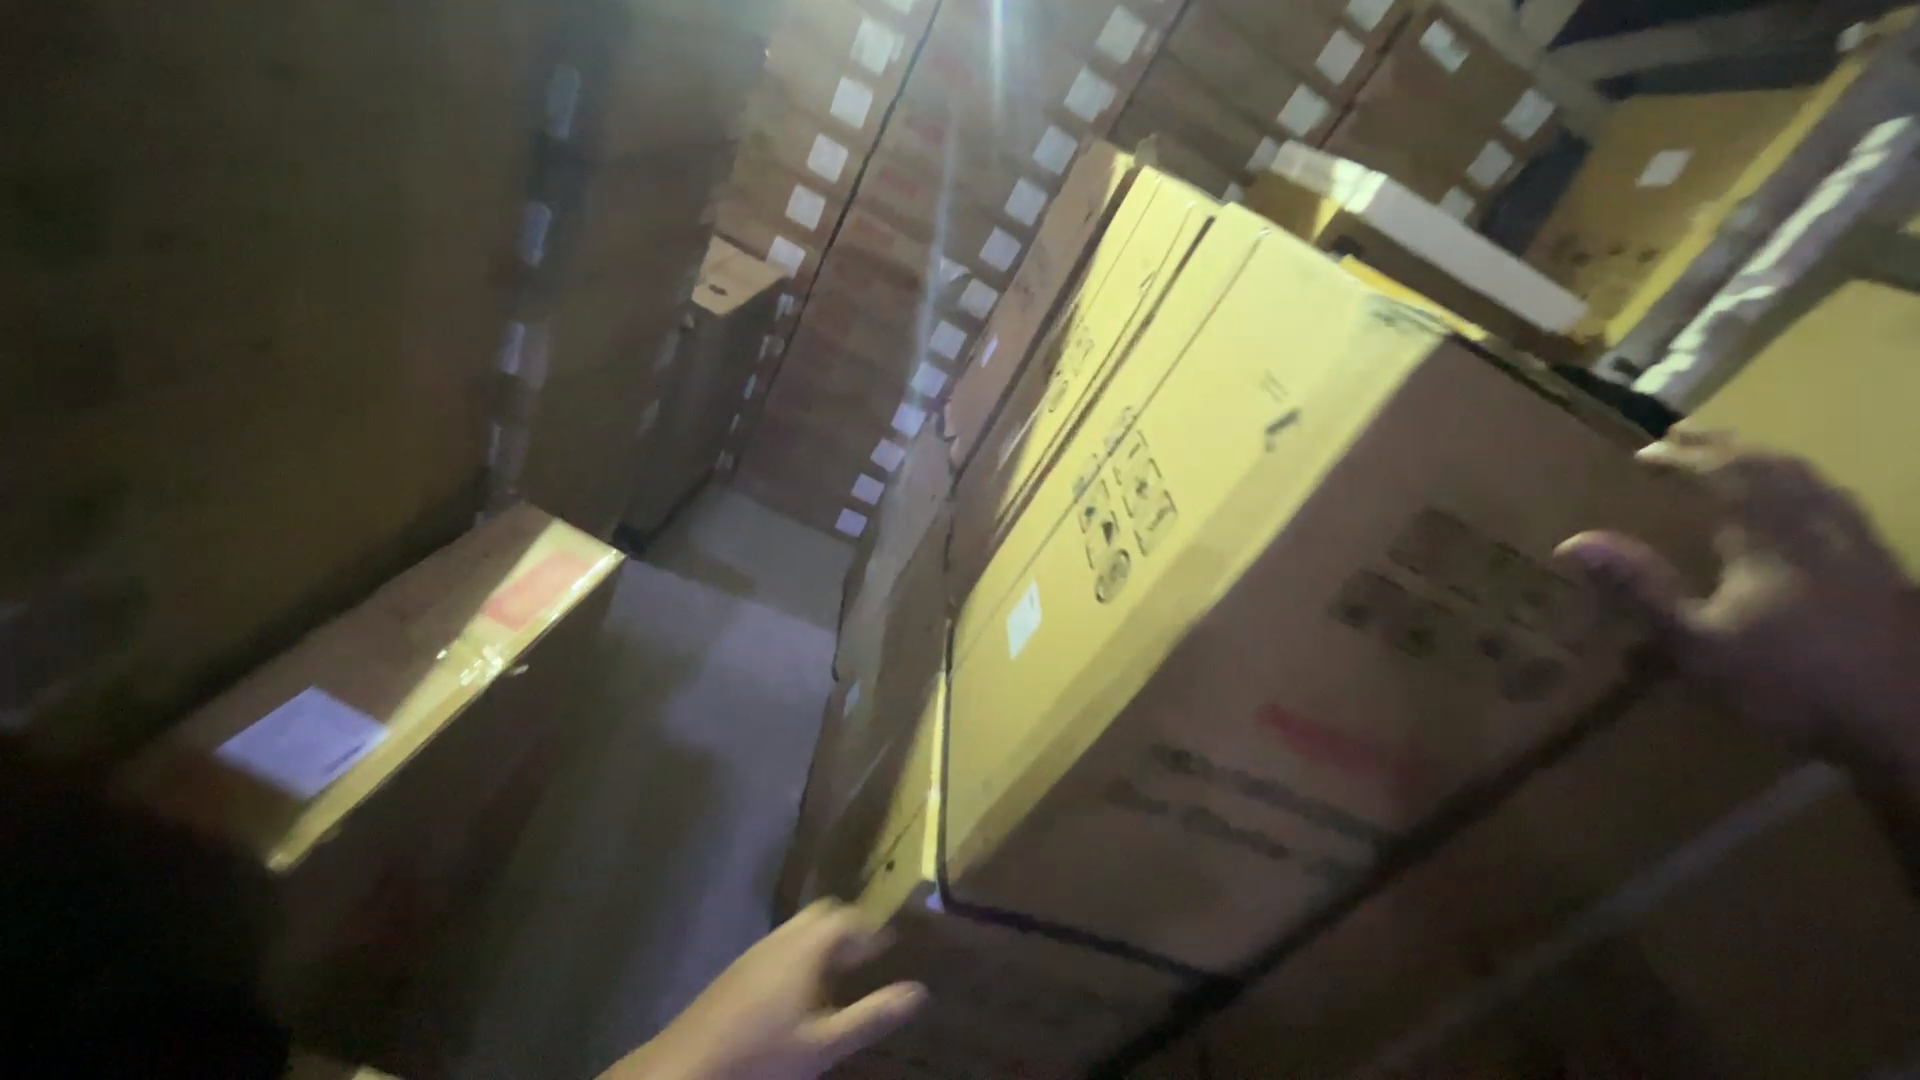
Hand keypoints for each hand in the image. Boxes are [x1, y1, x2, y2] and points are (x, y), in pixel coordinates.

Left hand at [601, 900, 926, 1079]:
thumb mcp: (826, 1043)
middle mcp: (782, 938)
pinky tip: (799, 994)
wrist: (685, 1067)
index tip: (888, 946)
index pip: (846, 916)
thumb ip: (872, 1015)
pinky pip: (780, 945)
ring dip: (822, 943)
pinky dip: (800, 955)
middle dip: (847, 929)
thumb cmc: (762, 1055)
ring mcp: (756, 951)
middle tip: (864, 958)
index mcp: (806, 946)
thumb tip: (919, 991)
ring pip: (798, 930)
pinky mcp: (738, 969)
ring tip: (837, 979)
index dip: (870, 928)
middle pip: (821, 915)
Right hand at [1557, 430, 1918, 771]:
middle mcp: (1821, 529)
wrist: (1911, 728)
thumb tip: (1572, 541)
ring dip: (1769, 460)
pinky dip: (1808, 488)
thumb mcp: (1696, 642)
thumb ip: (1639, 588)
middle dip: (1725, 446)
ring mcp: (1862, 549)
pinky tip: (1804, 505)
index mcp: (1773, 539)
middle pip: (1774, 468)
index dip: (1683, 457)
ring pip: (1815, 482)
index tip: (1643, 451)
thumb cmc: (1792, 685)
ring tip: (1737, 455)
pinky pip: (1841, 506)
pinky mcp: (1886, 572)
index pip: (1725, 475)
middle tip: (1685, 435)